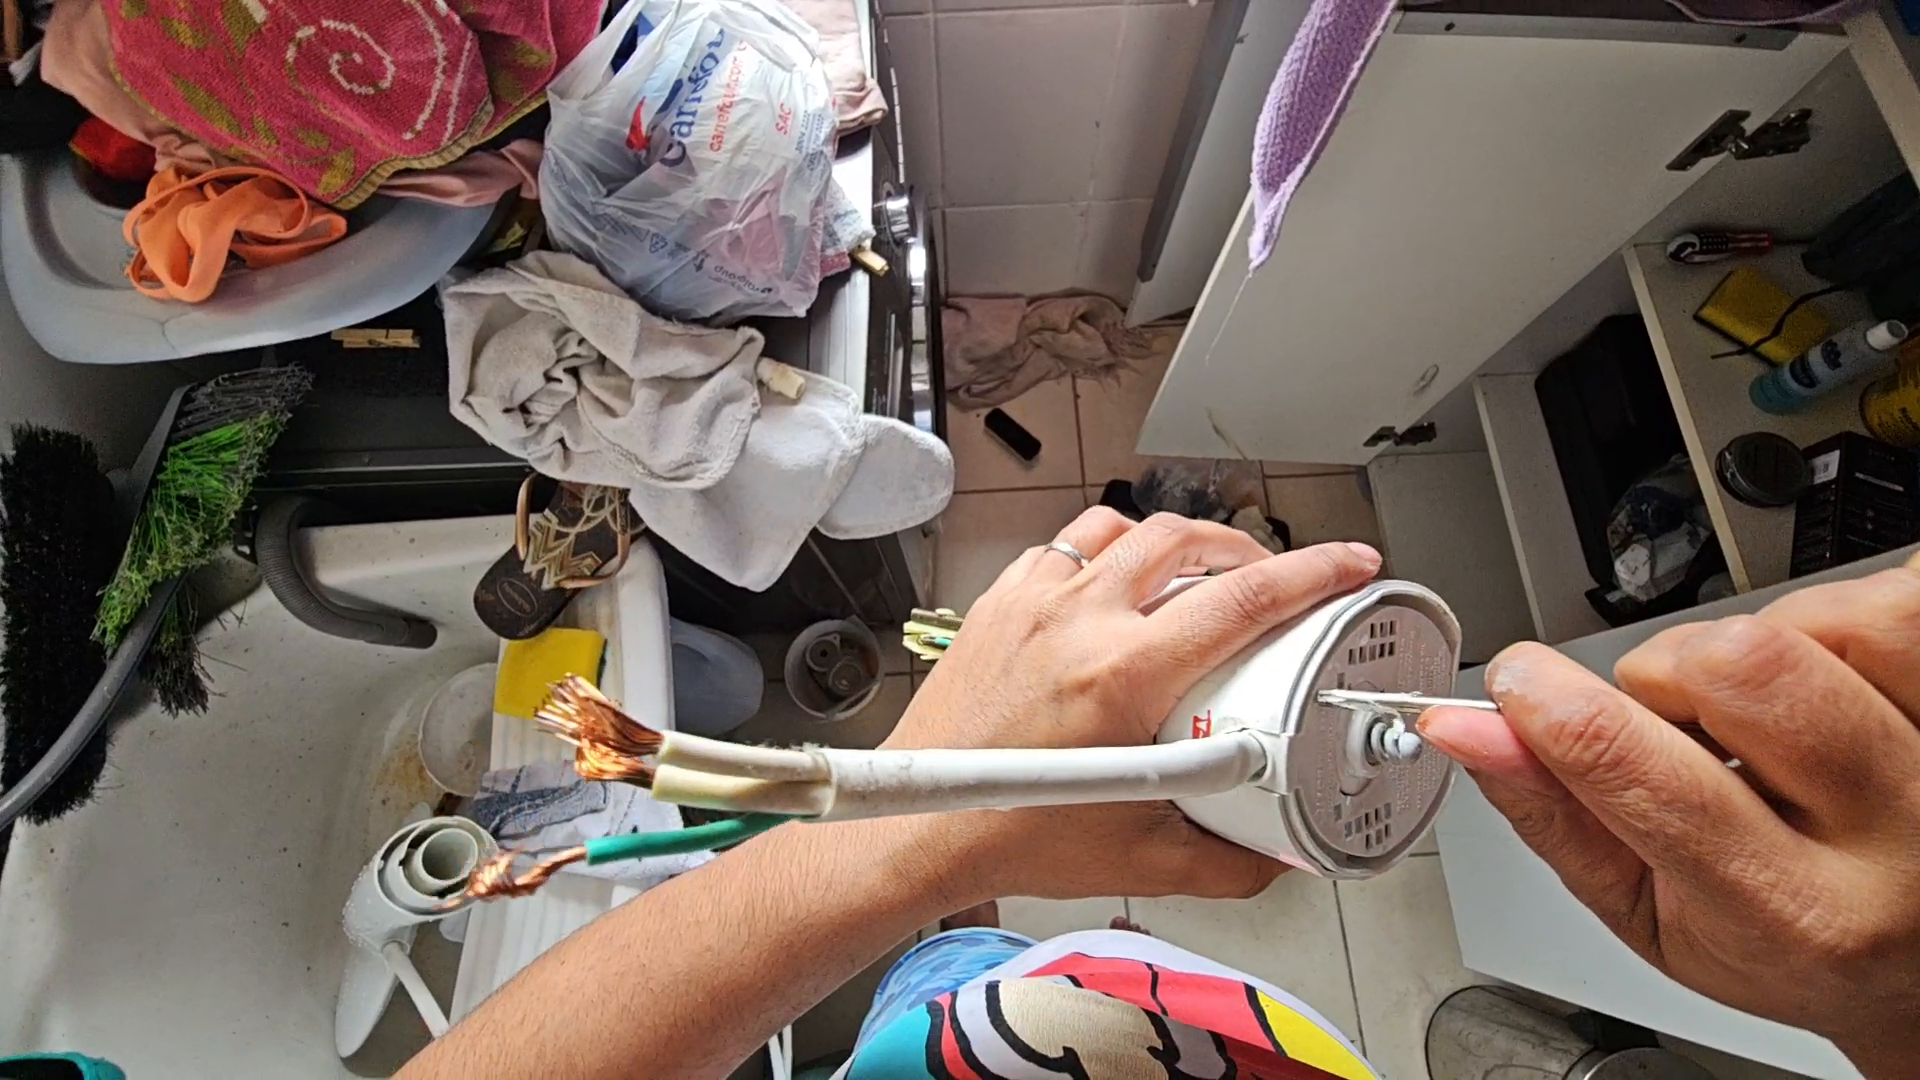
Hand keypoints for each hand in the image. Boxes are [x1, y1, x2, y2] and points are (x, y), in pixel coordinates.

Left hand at [886, 507, 1383, 908]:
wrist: (917, 822)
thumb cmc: (1009, 835)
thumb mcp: (1140, 856)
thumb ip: (1228, 856)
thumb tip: (1275, 850)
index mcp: (1121, 673)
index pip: (1240, 600)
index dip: (1310, 573)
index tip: (1344, 563)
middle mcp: (1074, 619)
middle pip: (1179, 539)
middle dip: (1239, 546)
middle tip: (1264, 574)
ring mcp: (1029, 603)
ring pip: (1114, 528)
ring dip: (1165, 539)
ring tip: (1187, 568)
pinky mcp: (997, 605)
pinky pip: (1057, 548)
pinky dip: (1095, 551)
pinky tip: (1105, 582)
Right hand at [1418, 552, 1919, 1074]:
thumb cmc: (1780, 937)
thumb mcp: (1635, 904)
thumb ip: (1540, 808)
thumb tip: (1460, 727)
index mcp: (1786, 907)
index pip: (1632, 764)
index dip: (1545, 700)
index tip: (1516, 682)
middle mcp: (1907, 843)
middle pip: (1741, 667)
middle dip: (1665, 670)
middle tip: (1677, 718)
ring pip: (1821, 625)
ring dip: (1757, 645)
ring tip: (1762, 710)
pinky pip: (1898, 606)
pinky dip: (1838, 623)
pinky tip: (1832, 682)